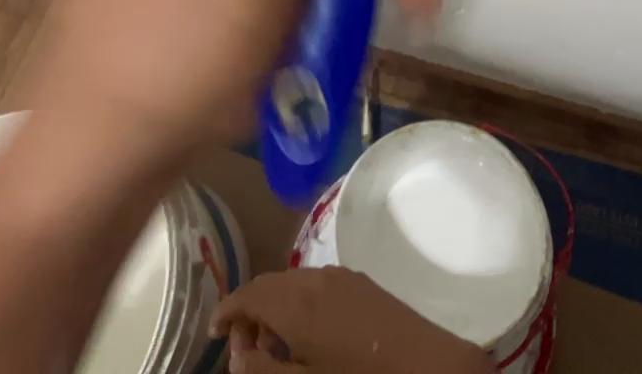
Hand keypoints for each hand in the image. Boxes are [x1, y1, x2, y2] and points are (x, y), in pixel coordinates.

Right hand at [212, 268, 494, 373]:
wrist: (427, 366)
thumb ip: (263, 370)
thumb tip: (238, 354)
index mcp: (296, 301)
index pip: (248, 293)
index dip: (227, 310)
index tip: (214, 333)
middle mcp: (315, 278)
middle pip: (270, 285)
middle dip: (251, 313)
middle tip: (247, 352)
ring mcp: (341, 277)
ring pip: (294, 284)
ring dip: (277, 309)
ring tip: (278, 350)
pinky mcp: (362, 283)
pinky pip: (317, 286)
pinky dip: (302, 305)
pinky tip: (310, 338)